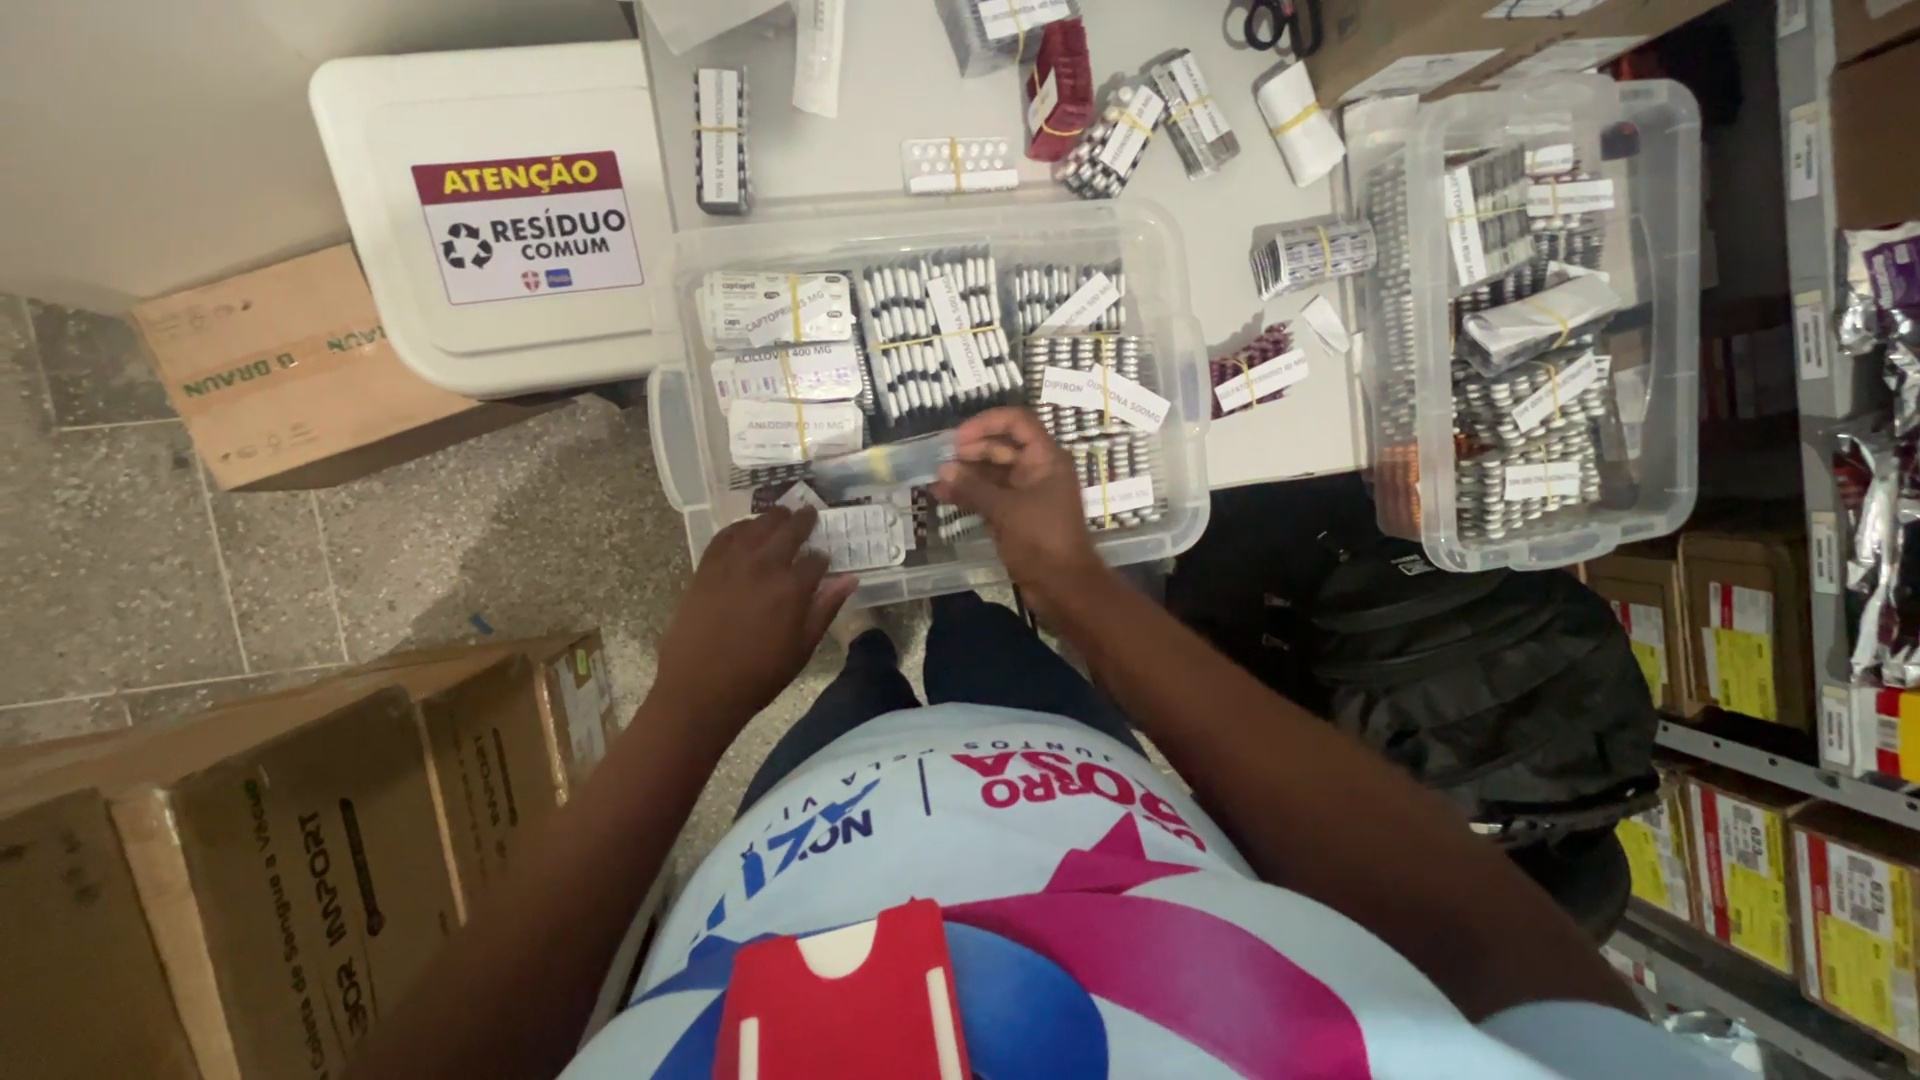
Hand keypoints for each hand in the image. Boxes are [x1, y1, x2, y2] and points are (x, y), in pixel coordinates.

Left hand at [651, 507, 856, 728]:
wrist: (700, 688)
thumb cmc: (758, 675)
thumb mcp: (803, 647)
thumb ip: (826, 608)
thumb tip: (850, 579)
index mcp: (792, 588)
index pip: (815, 560)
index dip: (822, 559)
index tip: (825, 560)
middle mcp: (763, 566)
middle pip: (788, 531)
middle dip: (803, 521)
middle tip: (809, 513)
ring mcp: (731, 564)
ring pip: (757, 527)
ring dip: (773, 517)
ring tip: (782, 513)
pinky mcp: (706, 568)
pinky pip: (725, 536)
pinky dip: (739, 527)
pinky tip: (746, 528)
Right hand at [931, 408, 1110, 608]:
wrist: (1063, 586)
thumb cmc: (1042, 540)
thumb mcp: (1005, 510)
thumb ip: (973, 487)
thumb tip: (943, 470)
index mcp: (1046, 459)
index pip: (1017, 422)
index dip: (987, 423)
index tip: (958, 438)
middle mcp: (1037, 470)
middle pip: (1002, 447)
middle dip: (971, 451)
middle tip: (942, 461)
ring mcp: (1027, 493)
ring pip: (993, 473)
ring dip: (966, 475)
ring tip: (936, 480)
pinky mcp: (1016, 515)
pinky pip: (990, 496)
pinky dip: (970, 495)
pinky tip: (943, 496)